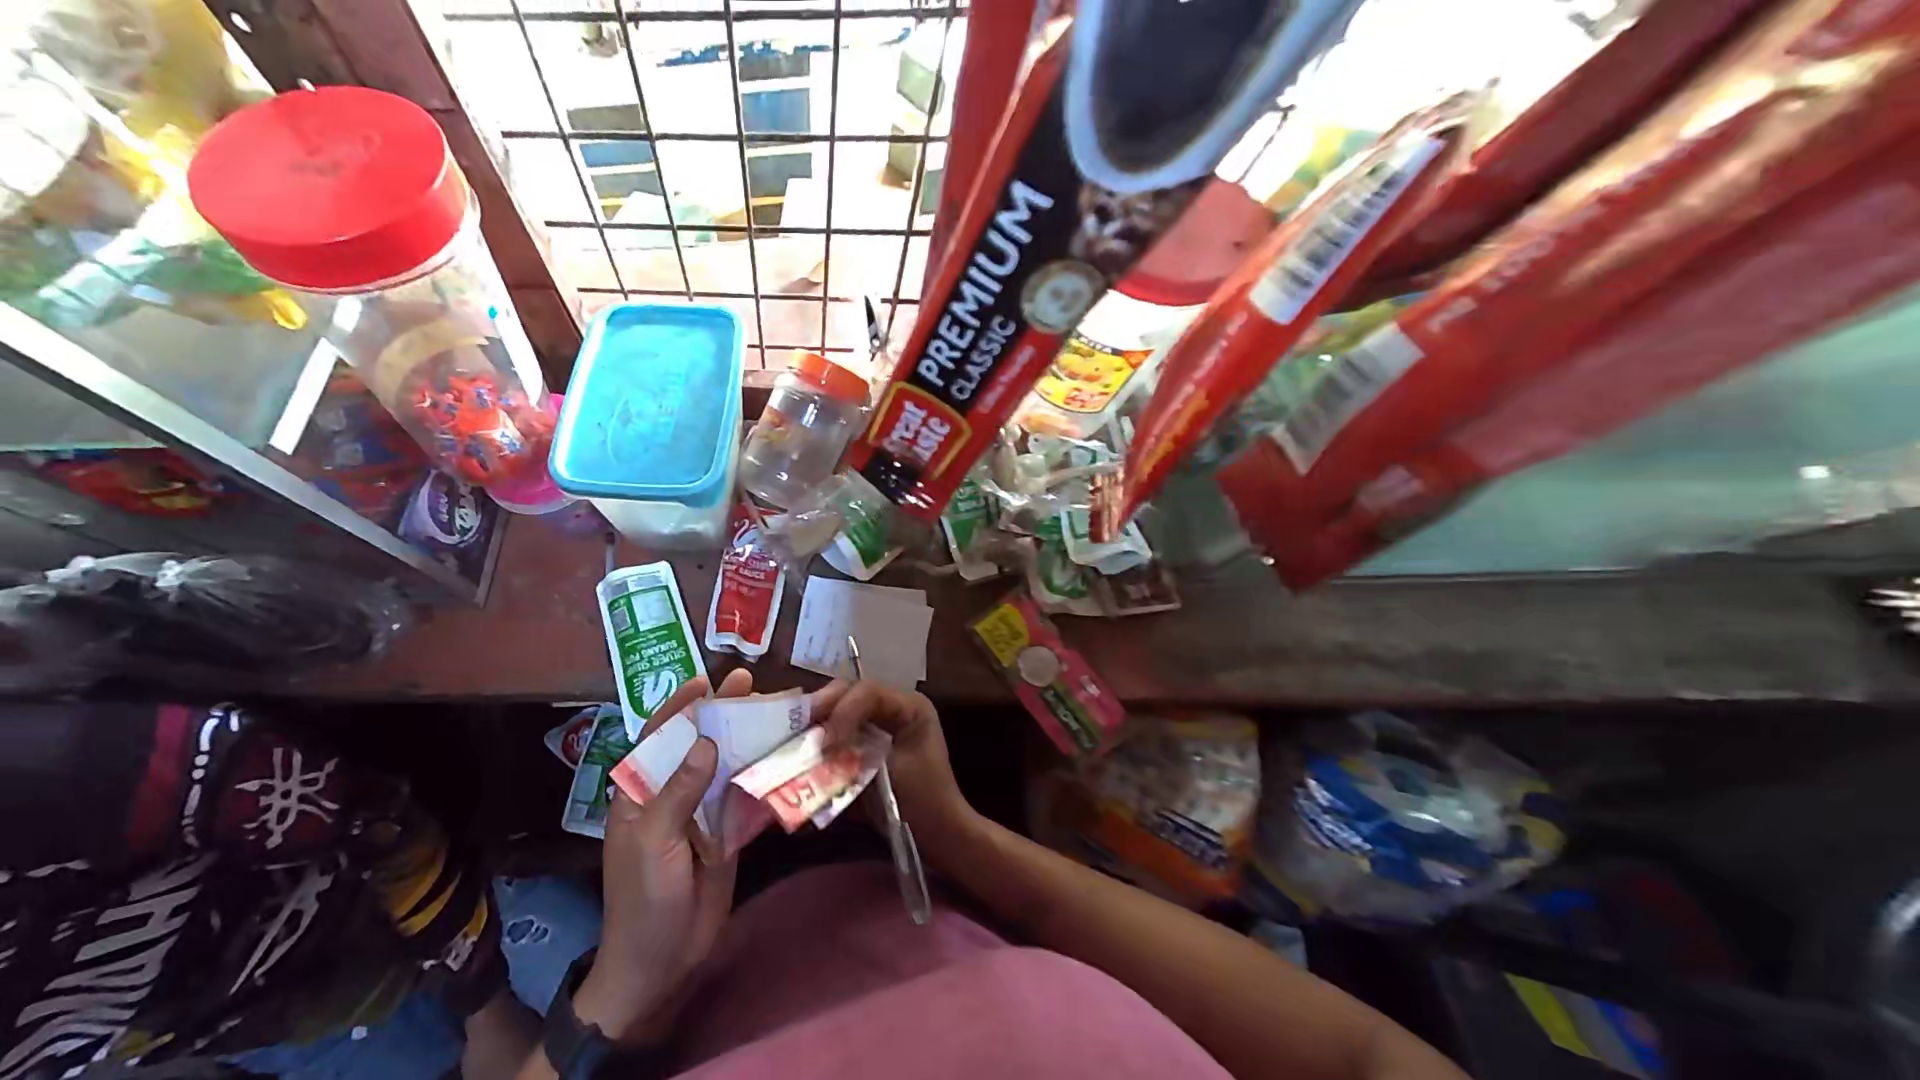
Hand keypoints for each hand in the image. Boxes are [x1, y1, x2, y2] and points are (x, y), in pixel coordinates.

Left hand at [574, 668, 752, 1044]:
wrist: (663, 959)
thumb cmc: (642, 897)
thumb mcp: (652, 841)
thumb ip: (678, 790)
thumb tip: (705, 740)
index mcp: (641, 792)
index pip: (657, 737)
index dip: (678, 707)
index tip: (704, 681)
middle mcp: (673, 793)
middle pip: (698, 743)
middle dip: (722, 714)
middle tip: (752, 685)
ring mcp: (702, 810)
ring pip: (726, 764)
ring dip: (749, 738)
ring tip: (777, 709)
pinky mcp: (728, 829)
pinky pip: (746, 793)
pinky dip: (763, 771)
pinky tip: (786, 751)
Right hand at [813, 680, 977, 851]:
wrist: (936, 831)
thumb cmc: (921, 801)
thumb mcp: (891, 774)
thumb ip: (855, 756)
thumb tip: (818, 749)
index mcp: (909, 706)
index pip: (869, 692)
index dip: (843, 711)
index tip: (827, 743)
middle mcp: (894, 706)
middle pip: (850, 693)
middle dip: (823, 710)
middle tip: (796, 730)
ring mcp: (880, 721)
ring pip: (840, 707)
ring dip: (817, 722)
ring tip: (794, 739)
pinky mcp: (867, 740)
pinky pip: (839, 728)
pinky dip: (821, 737)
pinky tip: (804, 750)